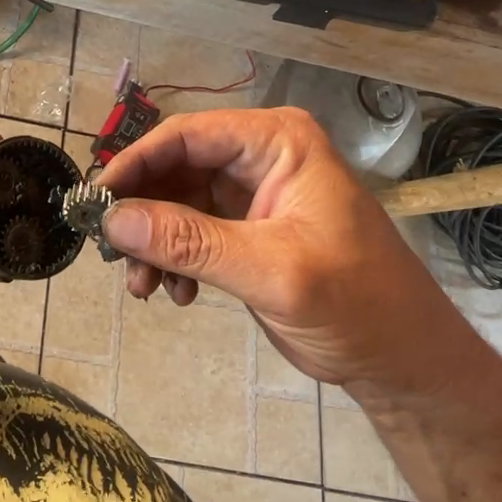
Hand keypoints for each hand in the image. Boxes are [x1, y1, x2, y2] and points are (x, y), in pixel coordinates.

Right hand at [96, 108, 468, 393]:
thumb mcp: (272, 271)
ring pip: (176, 201)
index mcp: (277, 141)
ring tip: (144, 287)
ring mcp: (252, 192)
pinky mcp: (247, 228)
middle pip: (176, 167)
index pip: (187, 135)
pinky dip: (174, 260)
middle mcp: (261, 156)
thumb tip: (112, 219)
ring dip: (154, 242)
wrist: (407, 365)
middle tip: (112, 252)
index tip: (95, 200)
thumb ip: (190, 242)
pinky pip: (191, 231)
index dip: (135, 163)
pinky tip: (175, 293)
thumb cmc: (358, 305)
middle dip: (143, 212)